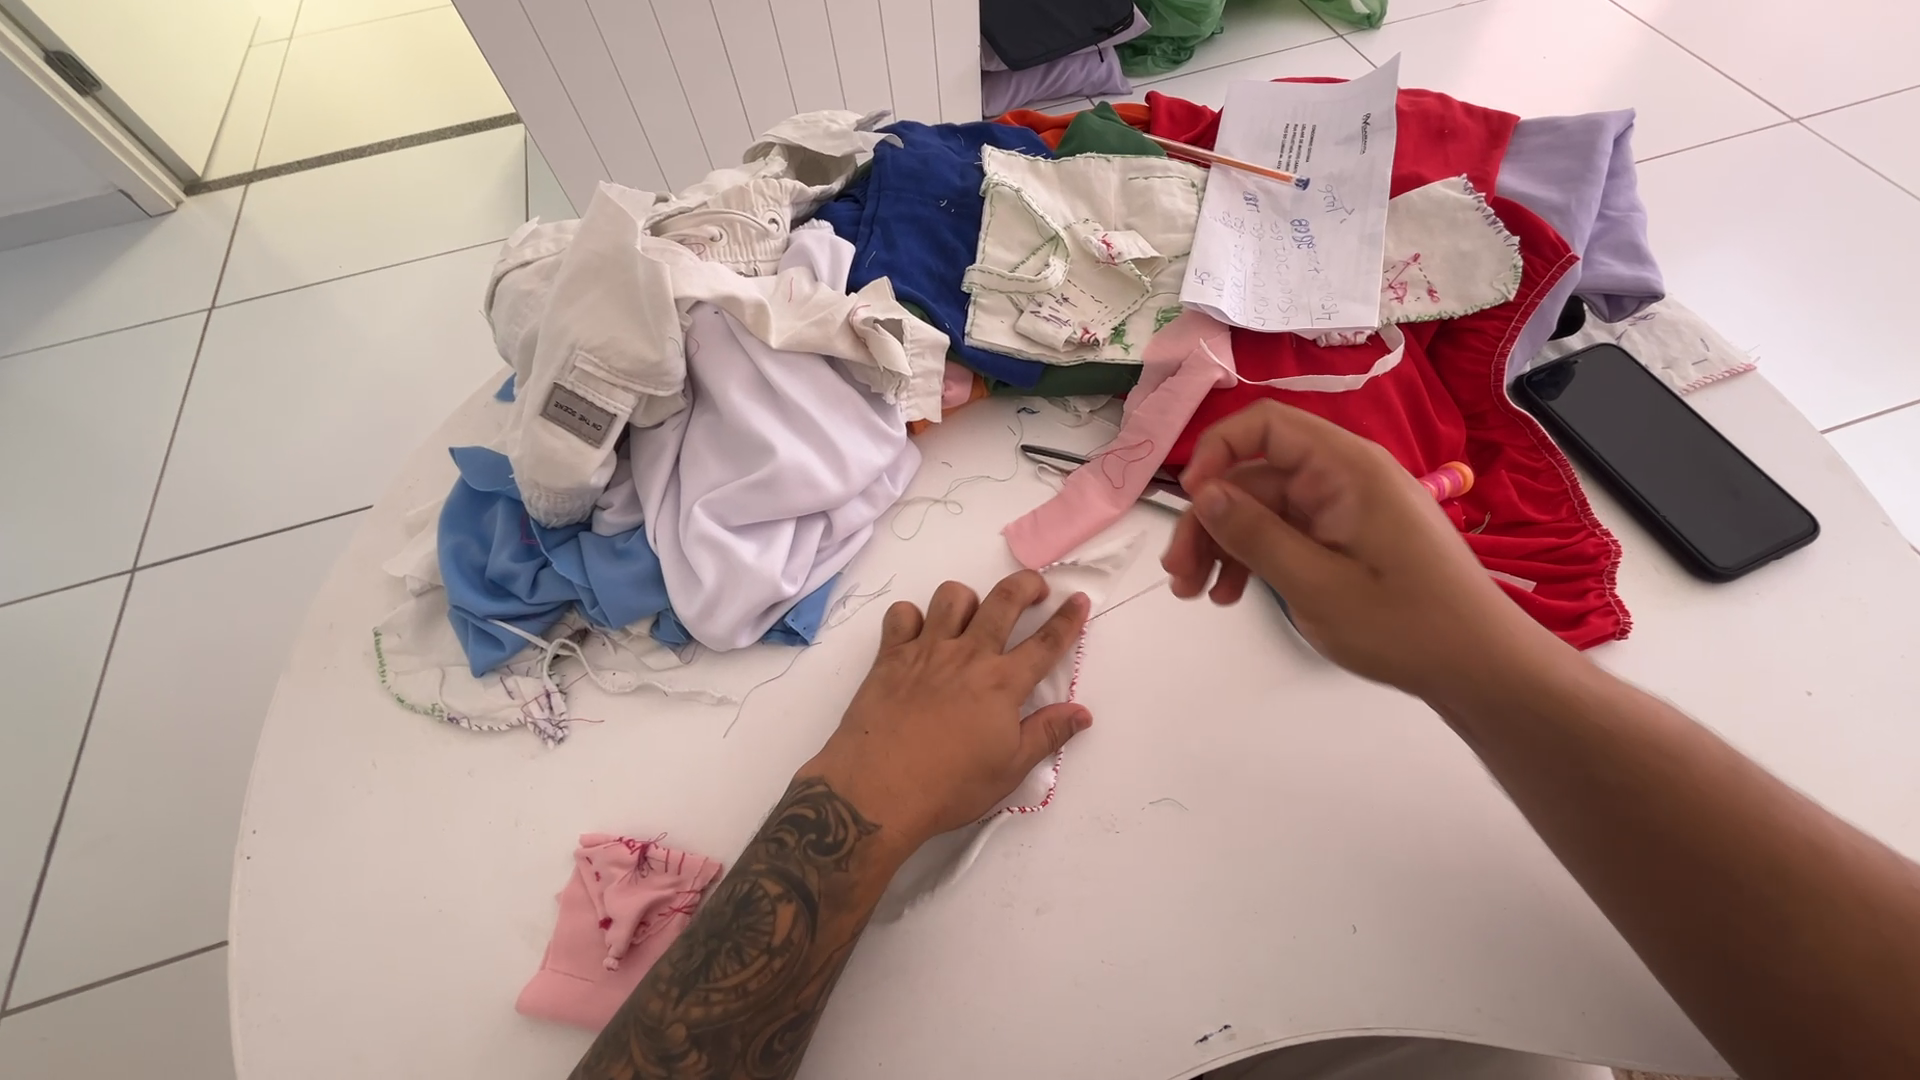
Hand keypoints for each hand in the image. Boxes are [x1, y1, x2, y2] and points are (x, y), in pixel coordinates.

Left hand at [802, 571, 1091, 850]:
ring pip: (952, 597)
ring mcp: (926, 650)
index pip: (1046, 643)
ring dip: (968, 598)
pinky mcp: (890, 655)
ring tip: (972, 615)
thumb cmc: (949, 786)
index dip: (1067, 619)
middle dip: (1026, 584)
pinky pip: (902, 614)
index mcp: (1002, 683)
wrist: (877, 790)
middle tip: (1035, 588)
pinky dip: (912, 617)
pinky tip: (917, 635)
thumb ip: (1047, 734)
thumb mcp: (1009, 770)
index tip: (1078, 599)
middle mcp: (968, 655)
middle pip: (1004, 600)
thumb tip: (1081, 712)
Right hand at [1162, 400, 1572, 705]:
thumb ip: (1255, 534)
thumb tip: (1203, 493)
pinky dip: (1252, 560)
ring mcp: (1341, 509)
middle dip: (1209, 522)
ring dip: (1222, 547)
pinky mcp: (1342, 537)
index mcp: (1344, 469)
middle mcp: (1340, 477)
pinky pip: (1282, 534)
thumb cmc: (1404, 625)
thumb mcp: (1315, 584)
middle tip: (1178, 575)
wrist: (1478, 668)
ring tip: (1196, 594)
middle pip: (1252, 478)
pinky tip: (1230, 595)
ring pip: (1260, 511)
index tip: (1190, 499)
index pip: (1266, 425)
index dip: (1218, 451)